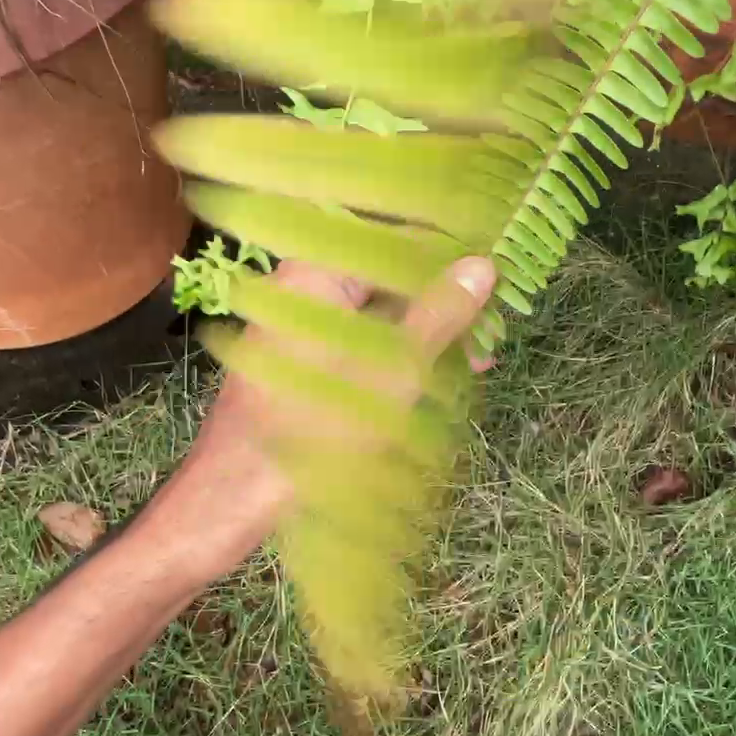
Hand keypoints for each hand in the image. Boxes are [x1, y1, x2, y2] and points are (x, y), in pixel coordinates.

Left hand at [168, 256, 497, 564]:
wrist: (238, 495)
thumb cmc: (319, 429)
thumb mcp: (395, 370)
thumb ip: (439, 314)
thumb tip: (482, 265)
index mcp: (317, 274)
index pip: (398, 240)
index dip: (451, 256)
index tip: (496, 274)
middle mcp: (302, 288)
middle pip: (387, 277)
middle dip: (443, 300)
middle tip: (491, 325)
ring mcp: (297, 325)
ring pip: (376, 312)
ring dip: (425, 331)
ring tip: (476, 357)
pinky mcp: (298, 359)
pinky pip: (358, 340)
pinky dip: (395, 352)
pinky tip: (435, 373)